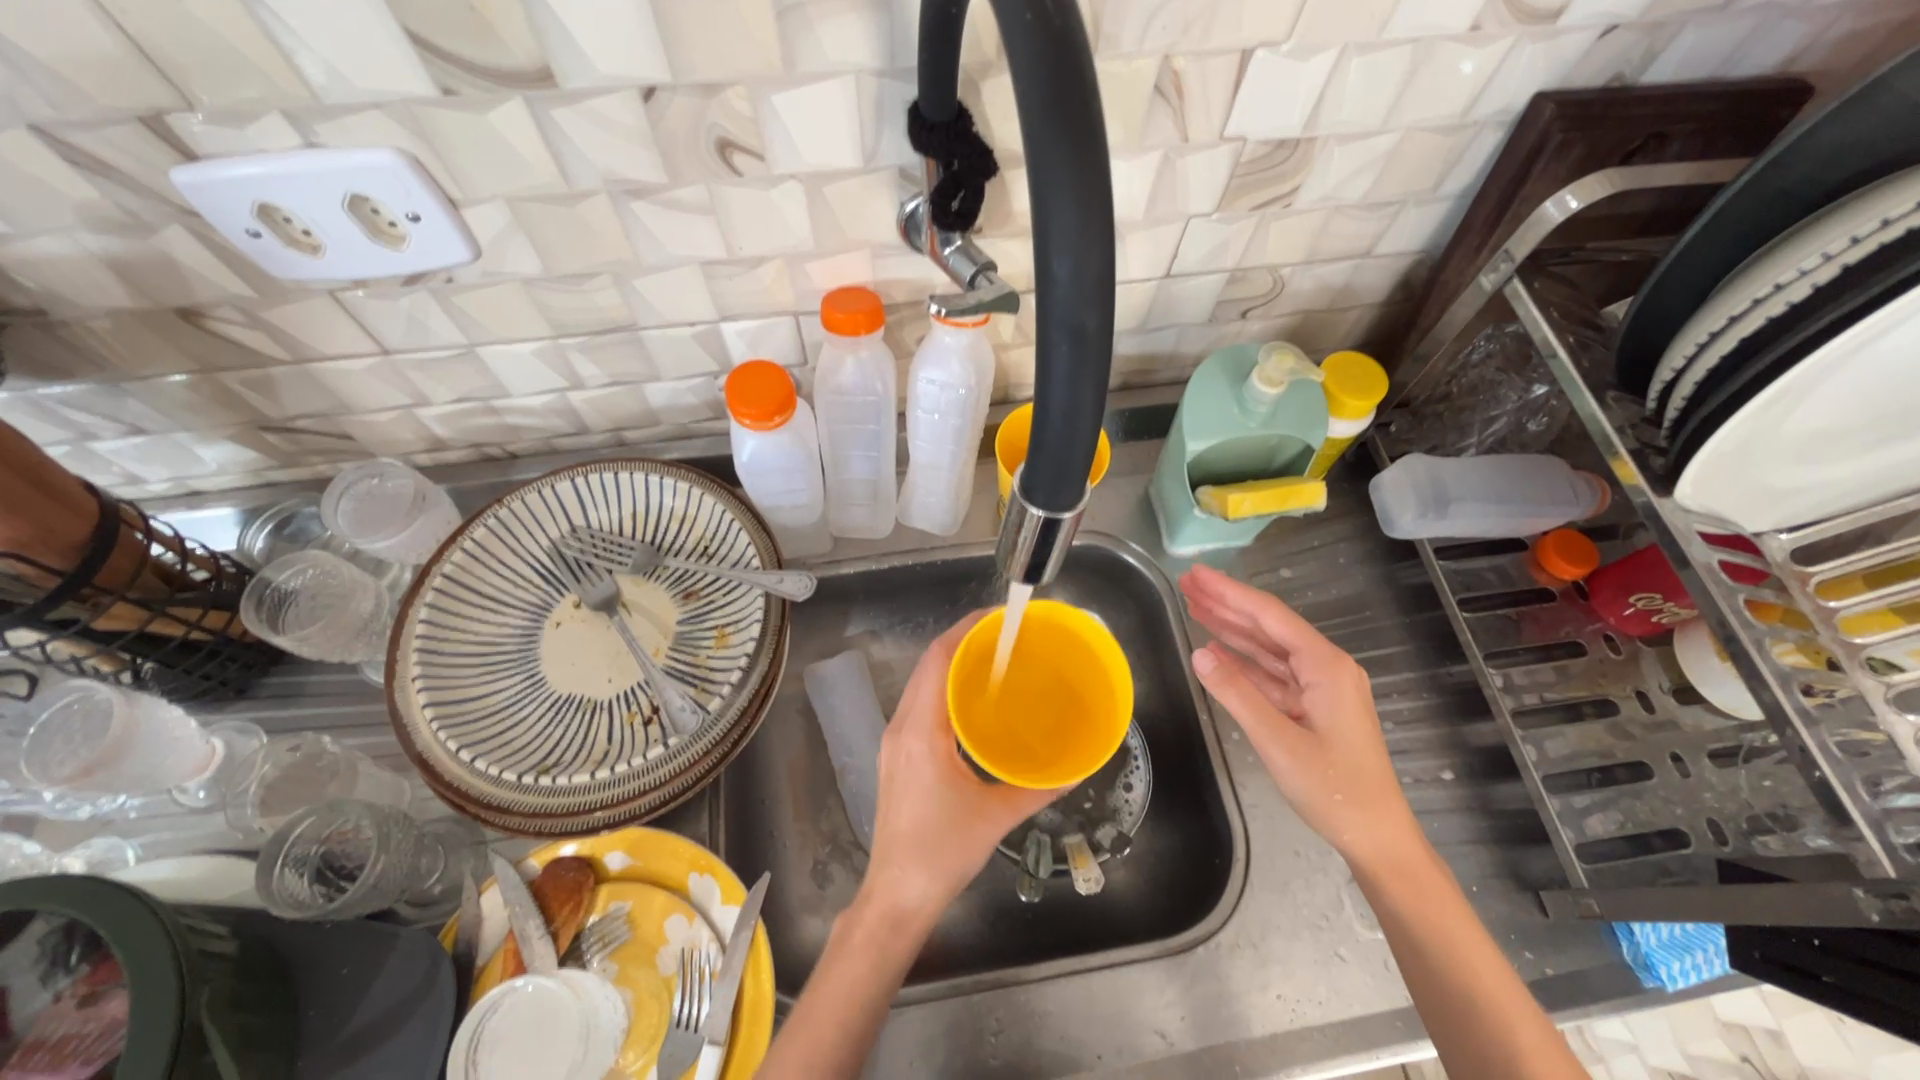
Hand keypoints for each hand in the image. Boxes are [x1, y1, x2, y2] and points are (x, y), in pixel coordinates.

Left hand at [861, 612, 1063, 921]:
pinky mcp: (898, 758)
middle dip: (964, 643)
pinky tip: (975, 705)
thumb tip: (1077, 767)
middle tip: (1008, 638)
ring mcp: (895, 743)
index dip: (965, 630)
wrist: (896, 896)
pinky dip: (946, 693)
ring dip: (954, 667)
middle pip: (928, 667)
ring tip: (996, 663)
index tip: (999, 618)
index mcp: (920, 731)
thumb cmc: (942, 853)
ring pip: (921, 686)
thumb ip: (1037, 787)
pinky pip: (921, 707)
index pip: (937, 660)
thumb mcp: (996, 816)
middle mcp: (901, 727)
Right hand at [1180, 564, 1418, 863]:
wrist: (1377, 836)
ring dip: (1233, 630)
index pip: (1270, 617)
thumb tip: (1198, 654)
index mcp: (1327, 667)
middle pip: (1270, 627)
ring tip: (1194, 606)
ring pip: (1270, 650)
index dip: (1230, 593)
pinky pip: (1274, 676)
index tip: (1196, 574)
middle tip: (1187, 582)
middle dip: (1228, 604)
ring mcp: (1322, 689)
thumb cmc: (1334, 790)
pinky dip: (1245, 663)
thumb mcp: (1278, 743)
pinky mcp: (1315, 709)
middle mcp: (1327, 668)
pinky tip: (1218, 652)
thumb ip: (1237, 694)